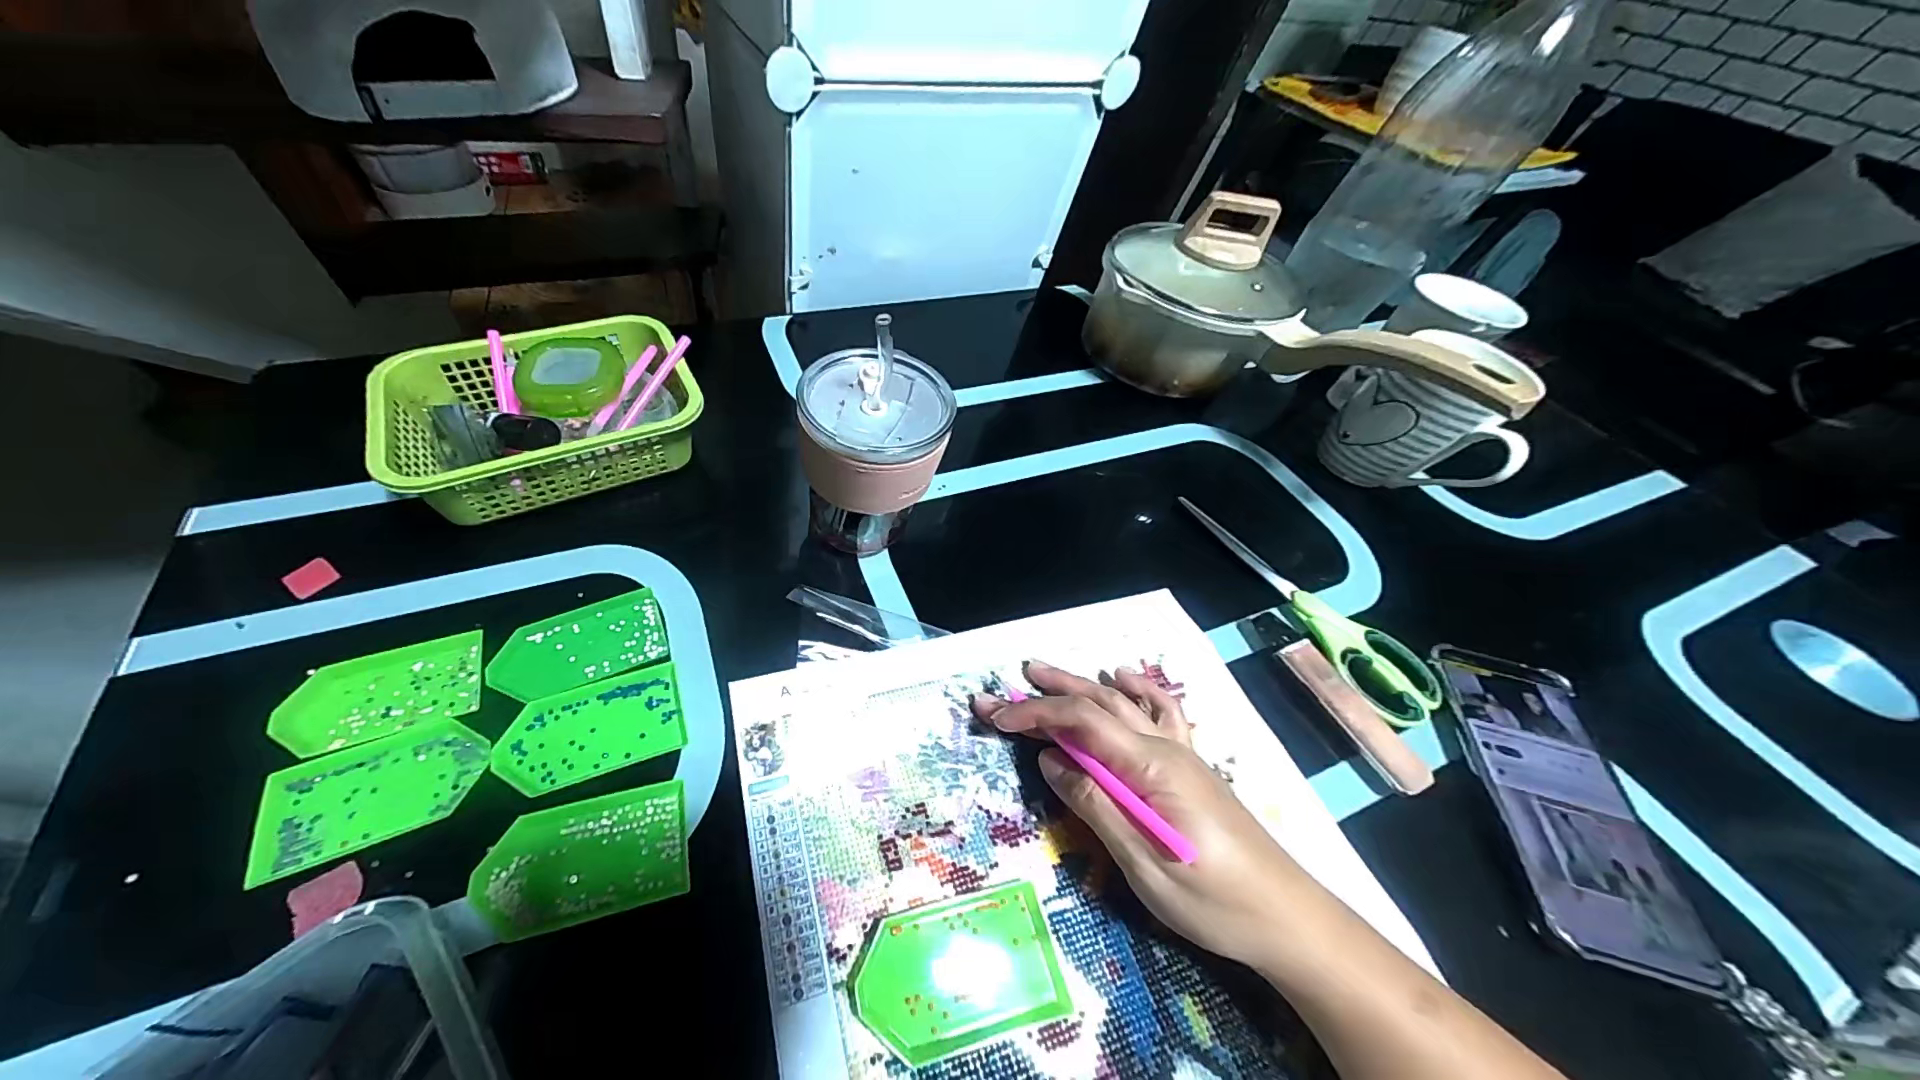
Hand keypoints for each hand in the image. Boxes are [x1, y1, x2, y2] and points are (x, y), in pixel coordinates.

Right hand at [972, 660, 1316, 971]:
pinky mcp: (1189, 769)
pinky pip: (1160, 714)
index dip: (1036, 715)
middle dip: (1047, 693)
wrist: (1286, 917)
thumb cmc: (1213, 899)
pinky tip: (1123, 678)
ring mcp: (1181, 755)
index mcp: (1150, 767)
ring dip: (1081, 684)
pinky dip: (1137, 690)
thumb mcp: (1143, 862)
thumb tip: (1051, 760)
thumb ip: (1096, 804)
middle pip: (1098, 705)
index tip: (996, 717)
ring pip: (1124, 705)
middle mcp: (1164, 748)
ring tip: (1045, 673)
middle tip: (1004, 687)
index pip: (1083, 723)